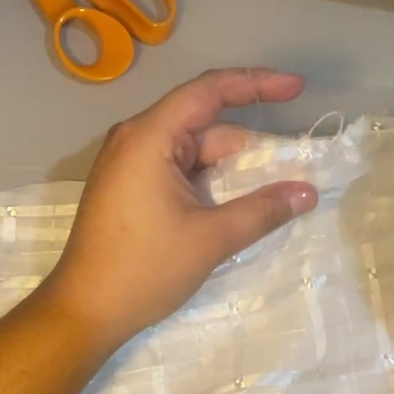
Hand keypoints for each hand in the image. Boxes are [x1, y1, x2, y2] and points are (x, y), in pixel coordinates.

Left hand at [38, 68, 320, 349]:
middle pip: (203, 122)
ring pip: (192, 149)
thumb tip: (308, 193)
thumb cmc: (144, 270)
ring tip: (272, 186)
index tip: (296, 88)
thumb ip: (263, 210)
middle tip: (293, 159)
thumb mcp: (211, 238)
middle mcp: (136, 139)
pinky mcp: (129, 187)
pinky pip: (177, 168)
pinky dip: (209, 178)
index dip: (257, 83)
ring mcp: (129, 164)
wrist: (85, 310)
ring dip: (230, 164)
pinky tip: (236, 200)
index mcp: (149, 137)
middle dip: (249, 140)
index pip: (209, 91)